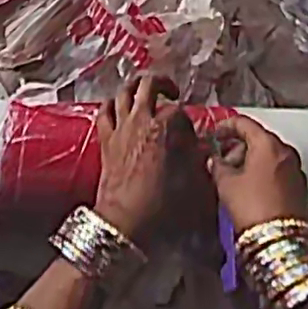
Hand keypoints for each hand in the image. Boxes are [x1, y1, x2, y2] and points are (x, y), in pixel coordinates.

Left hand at [93, 75, 191, 241]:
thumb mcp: (190, 183)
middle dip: (163, 83)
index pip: (179, 111)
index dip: (187, 120)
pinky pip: (104, 111)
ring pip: (125, 91)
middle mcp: (141, 120)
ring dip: (136, 87)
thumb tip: (203, 150)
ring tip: (145, 92)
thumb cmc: (160, 206)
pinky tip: (118, 107)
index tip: (190, 135)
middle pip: (149, 84)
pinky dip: (112, 104)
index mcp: (165, 128)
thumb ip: (197, 161)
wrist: (123, 224)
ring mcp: (120, 127)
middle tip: (172, 92)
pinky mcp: (105, 139)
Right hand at [207, 115, 307, 230]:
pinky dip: (263, 170)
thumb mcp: (226, 184)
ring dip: (251, 159)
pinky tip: (251, 185)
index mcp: (267, 143)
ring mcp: (295, 168)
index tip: (214, 134)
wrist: (279, 242)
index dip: (226, 126)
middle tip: (222, 159)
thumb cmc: (251, 206)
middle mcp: (285, 150)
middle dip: (238, 145)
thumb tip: (214, 160)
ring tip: (233, 175)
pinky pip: (278, 168)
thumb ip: (217, 166)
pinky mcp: (299, 186)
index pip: (244, 123)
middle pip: (258, 137)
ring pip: (269, 154)